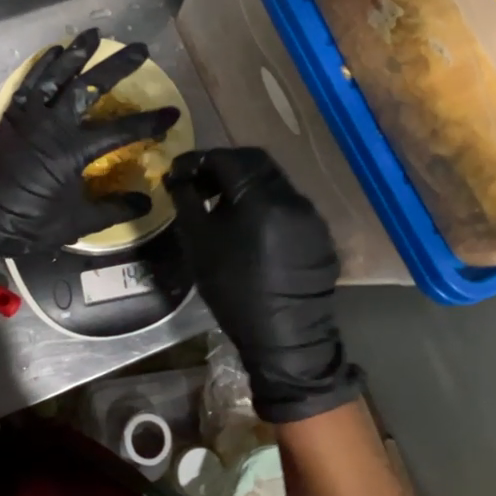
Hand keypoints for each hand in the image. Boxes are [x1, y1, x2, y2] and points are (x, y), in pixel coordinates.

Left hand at [0, 29, 179, 348]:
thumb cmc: (28, 223)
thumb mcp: (77, 223)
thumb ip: (113, 210)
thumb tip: (146, 202)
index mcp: (73, 150)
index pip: (121, 130)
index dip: (149, 122)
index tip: (171, 113)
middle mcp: (53, 125)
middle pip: (90, 87)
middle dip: (117, 67)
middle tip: (139, 49)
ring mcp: (29, 118)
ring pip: (56, 76)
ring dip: (77, 54)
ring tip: (94, 35)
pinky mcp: (11, 118)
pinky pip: (28, 84)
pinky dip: (42, 66)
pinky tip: (53, 52)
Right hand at [167, 148, 359, 422]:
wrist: (285, 337)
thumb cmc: (234, 289)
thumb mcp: (199, 244)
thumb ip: (186, 201)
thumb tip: (177, 177)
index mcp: (260, 197)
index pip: (225, 158)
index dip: (197, 160)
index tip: (177, 172)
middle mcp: (290, 196)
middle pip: (254, 162)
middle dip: (223, 166)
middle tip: (199, 183)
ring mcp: (310, 215)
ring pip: (272, 181)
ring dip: (245, 184)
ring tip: (220, 205)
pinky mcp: (318, 233)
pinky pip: (286, 204)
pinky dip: (263, 203)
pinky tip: (248, 226)